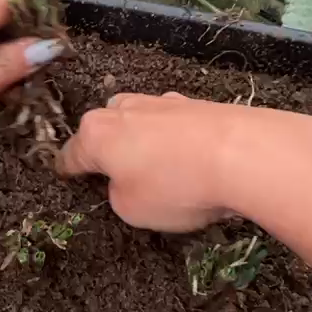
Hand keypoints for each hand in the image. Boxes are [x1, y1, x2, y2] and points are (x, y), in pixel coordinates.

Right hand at [57, 93, 311, 231]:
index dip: (67, 170)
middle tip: (119, 178)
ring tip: (160, 171)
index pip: (70, 154)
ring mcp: (159, 102)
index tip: (67, 177)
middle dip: (107, 150)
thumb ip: (117, 193)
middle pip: (104, 130)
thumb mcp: (131, 209)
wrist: (244, 153)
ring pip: (138, 122)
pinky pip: (171, 125)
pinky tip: (191, 160)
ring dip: (142, 142)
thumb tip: (127, 179)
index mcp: (96, 134)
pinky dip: (174, 140)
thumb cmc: (175, 185)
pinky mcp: (194, 103)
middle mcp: (122, 109)